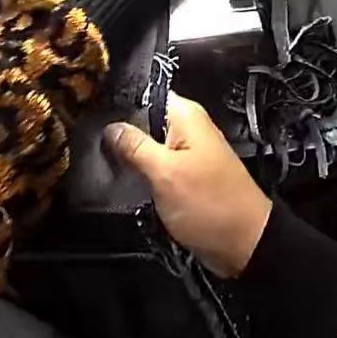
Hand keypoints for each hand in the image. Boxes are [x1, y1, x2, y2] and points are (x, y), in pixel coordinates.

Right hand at [104, 94, 271, 277]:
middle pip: (145, 120)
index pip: (147, 94)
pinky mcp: (185, 175)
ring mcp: (187, 152)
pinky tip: (121, 179)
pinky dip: (141, 172)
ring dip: (129, 155)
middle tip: (91, 143)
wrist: (245, 243)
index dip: (120, 102)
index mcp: (186, 116)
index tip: (94, 114)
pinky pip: (157, 165)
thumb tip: (111, 128)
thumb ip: (136, 147)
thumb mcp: (166, 173)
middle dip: (121, 132)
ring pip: (149, 145)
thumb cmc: (209, 203)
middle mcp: (187, 128)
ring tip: (100, 162)